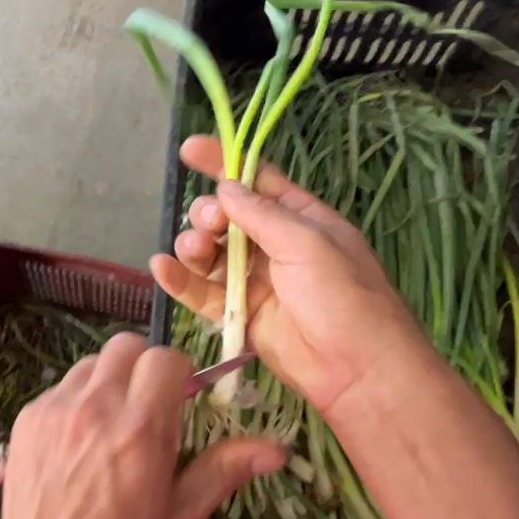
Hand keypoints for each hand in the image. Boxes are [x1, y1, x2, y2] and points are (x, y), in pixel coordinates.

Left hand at [0, 333, 285, 518]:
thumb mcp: (180, 517)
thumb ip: (223, 469)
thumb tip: (276, 448)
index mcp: (140, 429)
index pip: (166, 358)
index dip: (179, 374)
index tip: (179, 400)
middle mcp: (96, 407)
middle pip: (127, 345)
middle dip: (144, 367)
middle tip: (148, 405)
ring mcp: (55, 408)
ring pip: (91, 363)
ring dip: (109, 381)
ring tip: (111, 425)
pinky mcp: (27, 417)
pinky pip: (60, 388)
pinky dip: (76, 401)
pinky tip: (78, 442)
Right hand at [149, 135, 435, 414]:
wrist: (357, 368)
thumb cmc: (343, 295)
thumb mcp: (307, 243)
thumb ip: (260, 214)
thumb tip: (225, 187)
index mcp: (300, 219)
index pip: (256, 181)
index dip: (223, 162)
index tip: (188, 150)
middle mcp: (273, 245)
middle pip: (225, 217)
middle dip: (208, 214)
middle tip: (210, 225)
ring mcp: (254, 281)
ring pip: (209, 254)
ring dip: (193, 245)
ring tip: (194, 251)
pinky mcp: (238, 313)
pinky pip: (202, 292)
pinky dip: (180, 279)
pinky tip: (162, 268)